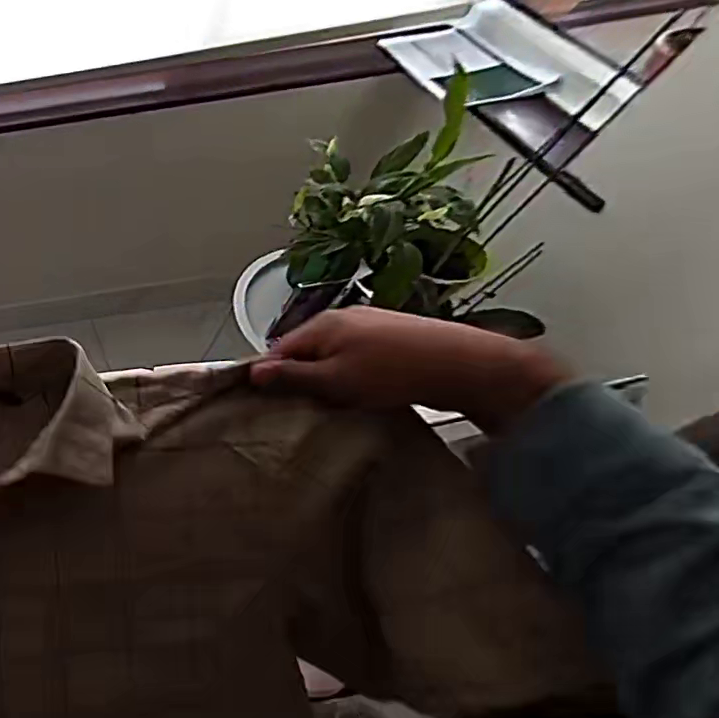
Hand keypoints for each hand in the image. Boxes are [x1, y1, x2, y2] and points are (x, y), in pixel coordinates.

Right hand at [248, 308, 570, 432]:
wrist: (465, 366)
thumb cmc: (393, 373)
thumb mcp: (333, 381)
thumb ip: (291, 376)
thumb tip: (253, 371)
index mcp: (322, 324)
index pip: (277, 350)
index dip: (273, 376)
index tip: (276, 400)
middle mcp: (342, 315)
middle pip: (303, 349)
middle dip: (302, 375)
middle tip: (313, 401)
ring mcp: (369, 320)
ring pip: (330, 351)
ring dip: (329, 374)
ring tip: (343, 397)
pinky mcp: (390, 331)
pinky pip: (354, 351)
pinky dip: (352, 369)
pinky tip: (367, 386)